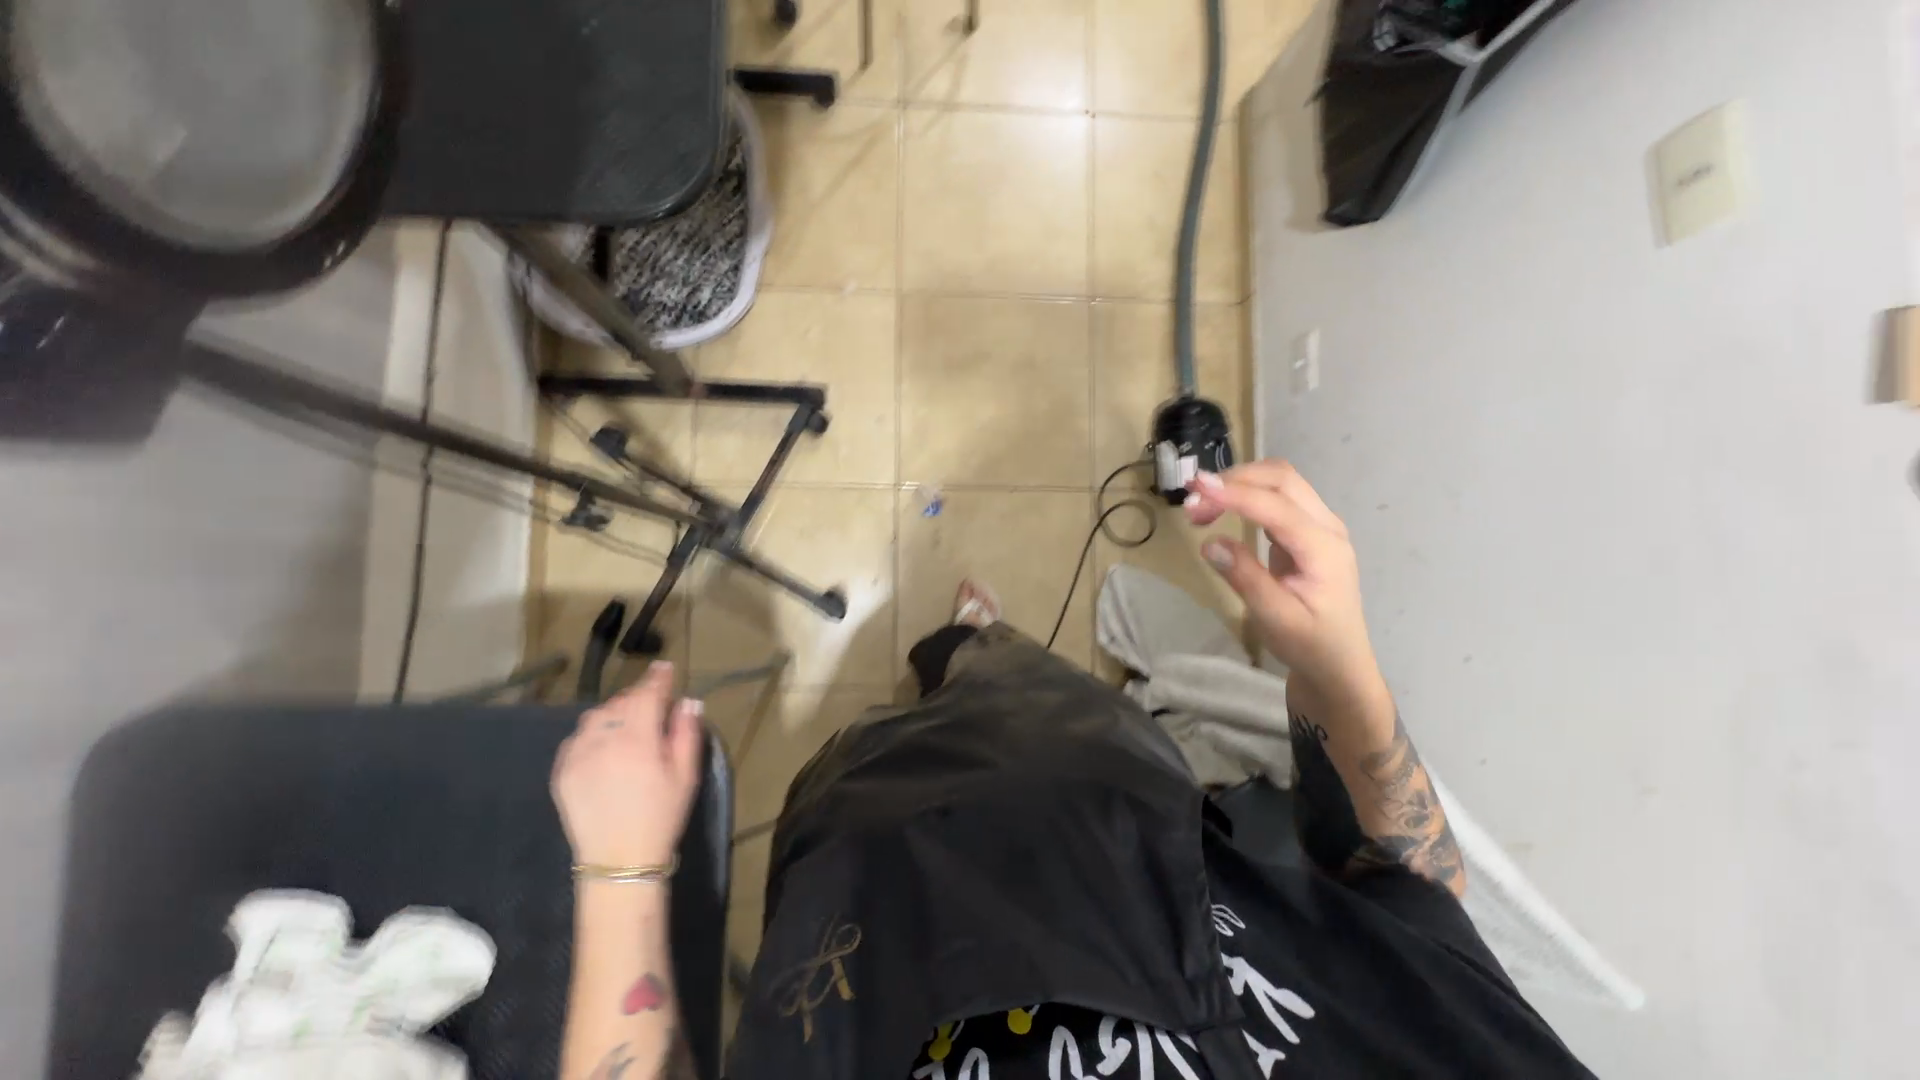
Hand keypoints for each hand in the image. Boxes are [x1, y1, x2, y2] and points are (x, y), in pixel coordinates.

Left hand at [551, 662, 703, 869]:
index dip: (657, 678)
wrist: (619, 861)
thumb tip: (688, 701)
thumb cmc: (661, 817)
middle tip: (652, 707)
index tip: (664, 667)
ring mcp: (578, 756)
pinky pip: (576, 738)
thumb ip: (685, 734)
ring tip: (626, 725)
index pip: (647, 694)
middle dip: (638, 698)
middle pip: (621, 702)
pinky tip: (603, 746)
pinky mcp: (562, 772)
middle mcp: (604, 740)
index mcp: (638, 740)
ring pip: (595, 716)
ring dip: (613, 713)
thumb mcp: (685, 776)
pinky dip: (591, 733)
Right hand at [1184, 462, 1387, 705]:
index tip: (1196, 488)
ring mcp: (1319, 525)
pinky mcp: (1307, 530)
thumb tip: (1210, 542)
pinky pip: (1277, 496)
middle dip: (1234, 480)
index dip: (1235, 494)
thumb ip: (1245, 577)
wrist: (1339, 663)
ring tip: (1201, 506)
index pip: (1276, 506)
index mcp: (1324, 548)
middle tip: (1192, 502)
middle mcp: (1327, 527)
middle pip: (1281, 479)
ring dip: (1239, 484)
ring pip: (1280, 482)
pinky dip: (1246, 494)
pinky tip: (1221, 510)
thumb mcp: (1275, 618)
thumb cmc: (1309, 644)